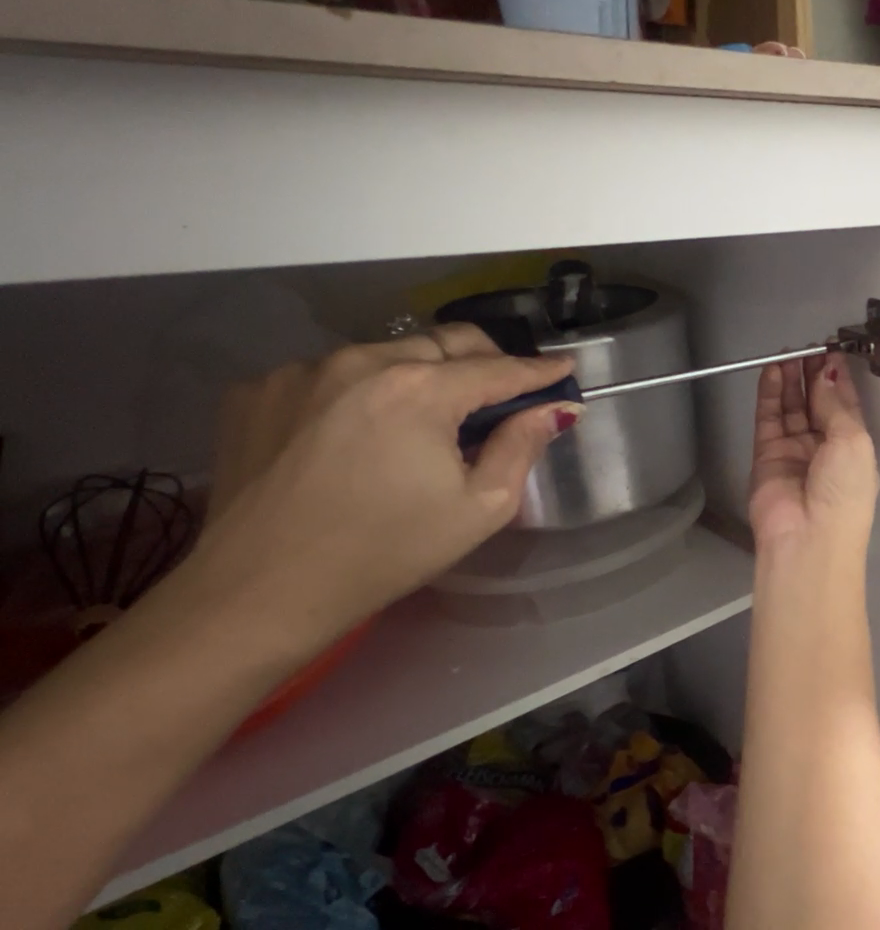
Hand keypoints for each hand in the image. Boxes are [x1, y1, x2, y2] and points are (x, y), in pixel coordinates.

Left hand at [184, 325, 578, 645]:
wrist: (257, 593)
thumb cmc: (386, 553)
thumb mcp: (480, 508)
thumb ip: (522, 446)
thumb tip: (554, 408)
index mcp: (419, 390)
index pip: (499, 368)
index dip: (540, 370)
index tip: (565, 368)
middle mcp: (359, 361)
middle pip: (444, 343)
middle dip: (482, 362)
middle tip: (499, 396)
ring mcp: (300, 371)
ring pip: (386, 354)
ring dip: (418, 376)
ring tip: (422, 422)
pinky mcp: (257, 390)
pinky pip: (330, 374)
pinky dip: (359, 392)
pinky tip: (356, 435)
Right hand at [747, 352, 876, 554]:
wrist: (808, 540)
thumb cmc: (844, 492)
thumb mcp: (853, 441)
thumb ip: (836, 405)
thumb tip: (828, 373)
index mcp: (855, 446)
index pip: (846, 403)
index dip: (839, 377)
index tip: (832, 348)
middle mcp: (826, 447)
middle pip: (817, 401)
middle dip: (813, 374)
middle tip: (808, 346)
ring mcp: (795, 450)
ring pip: (792, 406)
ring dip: (791, 379)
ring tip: (789, 352)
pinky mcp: (767, 454)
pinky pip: (769, 418)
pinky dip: (770, 393)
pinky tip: (772, 371)